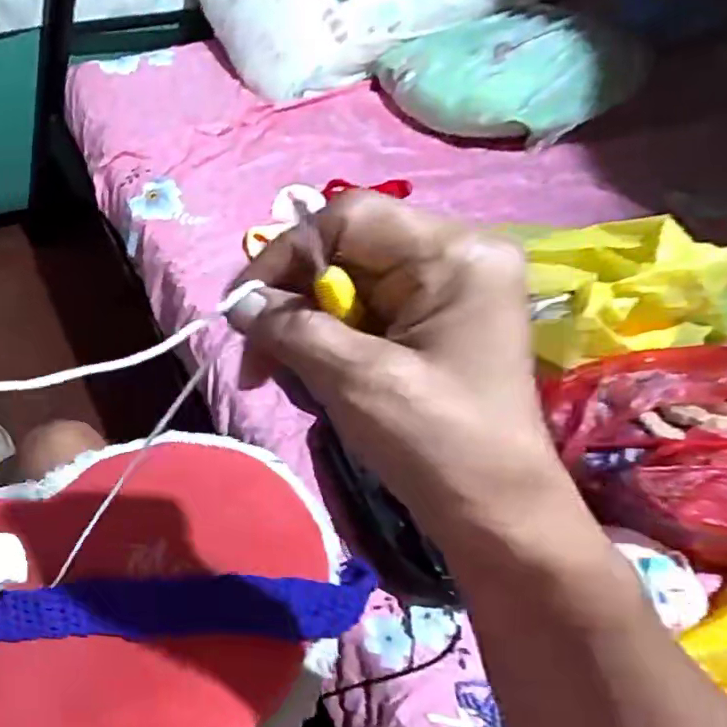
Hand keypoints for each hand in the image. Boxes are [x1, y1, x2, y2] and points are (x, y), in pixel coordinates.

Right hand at [228, 191, 583, 555]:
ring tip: (281, 380)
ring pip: (342, 291)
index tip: (244, 311)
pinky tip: (313, 384)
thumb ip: (293, 330)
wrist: (488, 508)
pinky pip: (356, 320)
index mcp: (454, 255)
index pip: (348, 218)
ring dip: (299, 333)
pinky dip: (321, 349)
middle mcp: (452, 260)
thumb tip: (238, 303)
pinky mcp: (427, 329)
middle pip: (342, 254)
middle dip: (289, 305)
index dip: (285, 256)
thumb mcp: (355, 379)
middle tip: (255, 363)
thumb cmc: (432, 439)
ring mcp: (441, 296)